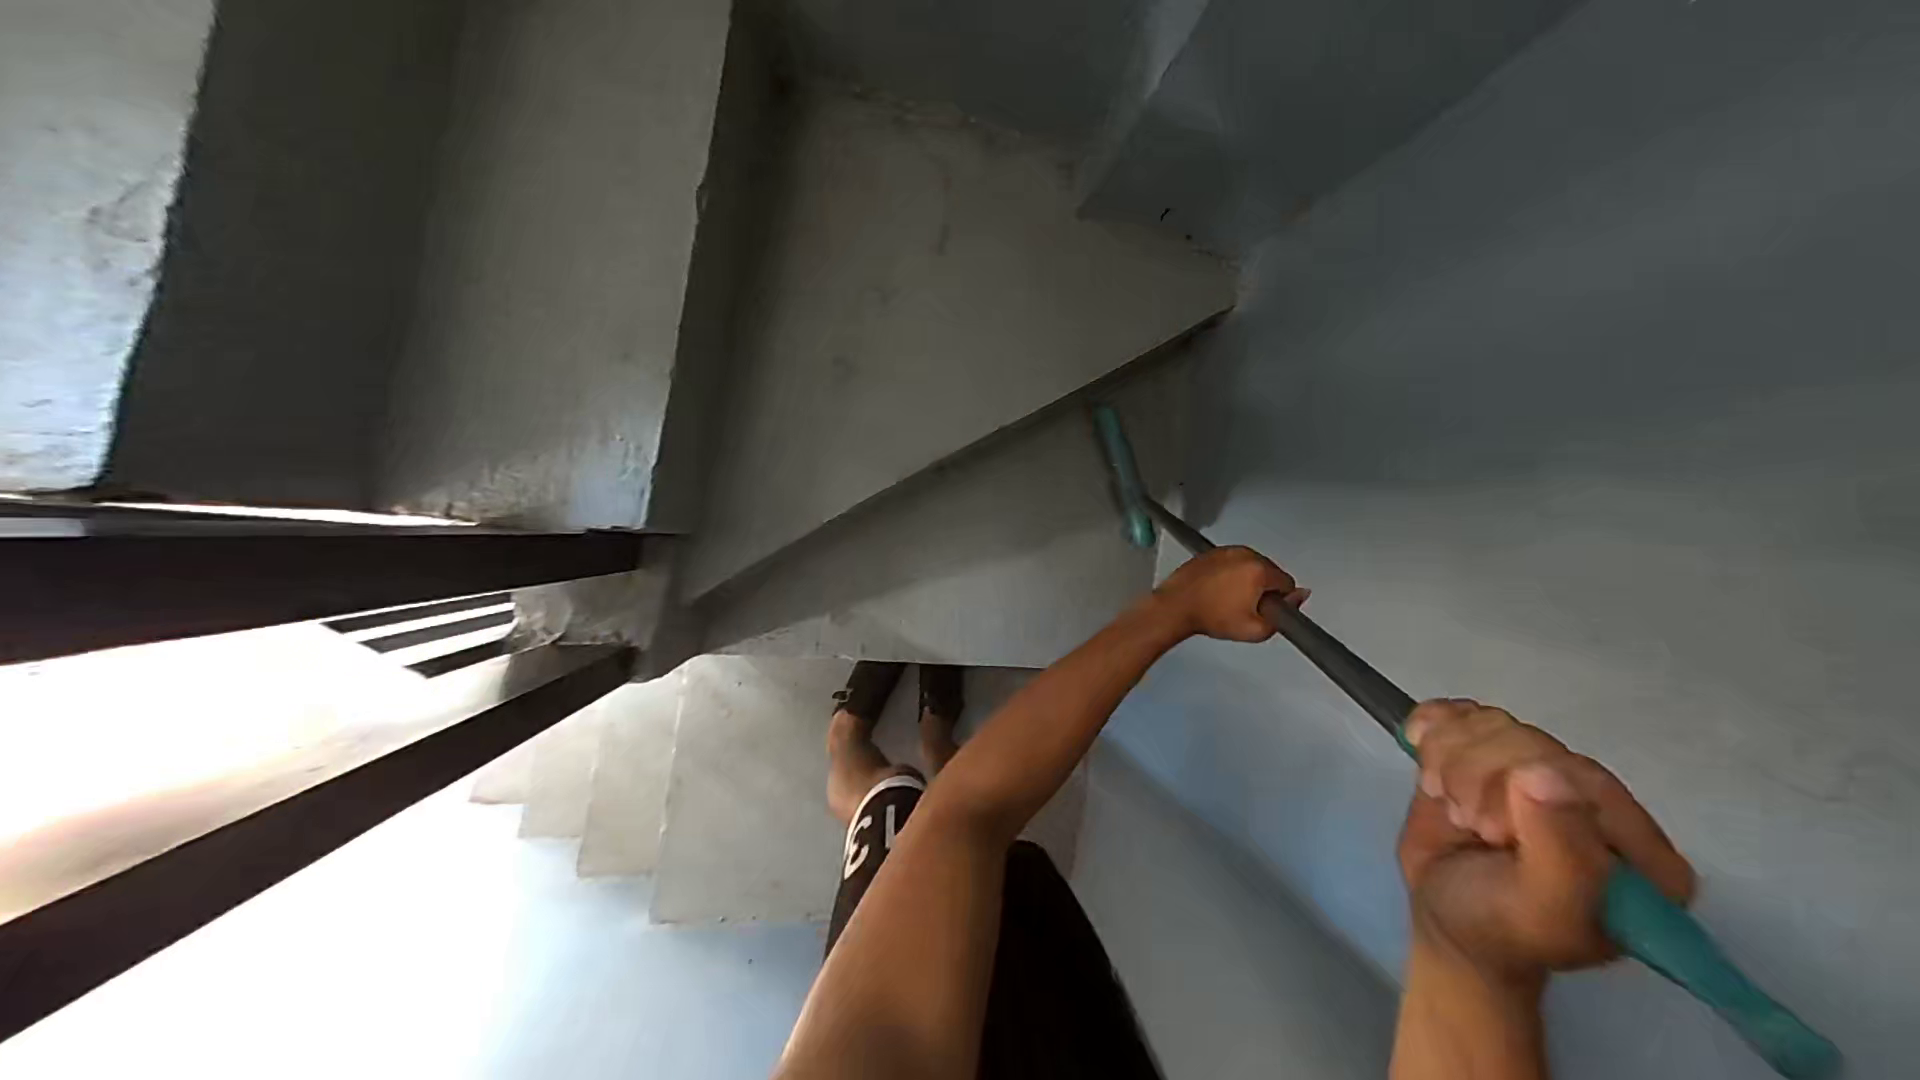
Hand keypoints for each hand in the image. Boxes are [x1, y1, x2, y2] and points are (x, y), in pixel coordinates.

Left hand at [1152, 546, 1306, 641]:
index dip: (1279, 600)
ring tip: (1228, 599)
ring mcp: (1225, 551)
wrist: (1176, 607)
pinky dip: (1228, 574)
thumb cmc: (1209, 616)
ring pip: (1250, 565)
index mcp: (1259, 569)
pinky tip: (1217, 590)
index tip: (1263, 609)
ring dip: (1245, 580)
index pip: (1287, 582)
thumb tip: (1299, 597)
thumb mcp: (1255, 630)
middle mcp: (1244, 554)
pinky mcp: (1210, 553)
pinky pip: (1230, 562)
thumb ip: (1284, 615)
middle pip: (1269, 571)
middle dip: (1262, 588)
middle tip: (1243, 607)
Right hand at [1399, 700, 1694, 987]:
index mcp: (1632, 840)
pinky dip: (1430, 725)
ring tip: (1448, 802)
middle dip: (1475, 777)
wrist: (1447, 922)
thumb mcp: (1542, 909)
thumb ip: (1559, 850)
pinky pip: (1457, 712)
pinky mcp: (1481, 753)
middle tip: (1468, 823)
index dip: (1517, 786)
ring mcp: (1530, 770)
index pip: (1577, 773)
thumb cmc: (1501, 927)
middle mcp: (1588, 797)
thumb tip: (1542, 771)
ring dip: (1448, 758)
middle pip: (1525, 741)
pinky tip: (1421, 748)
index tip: (1487, 830)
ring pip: (1487, 723)